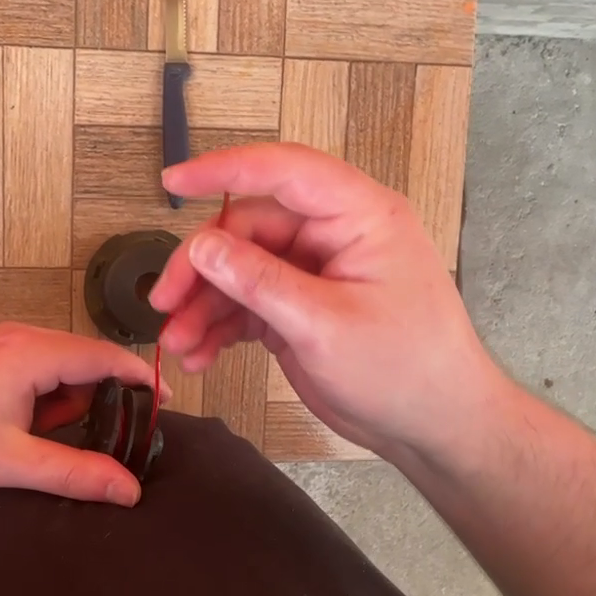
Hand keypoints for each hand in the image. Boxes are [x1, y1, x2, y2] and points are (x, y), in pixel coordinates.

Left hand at [0, 323, 156, 506]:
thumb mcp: (14, 462)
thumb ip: (76, 473)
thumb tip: (129, 490)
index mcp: (31, 352)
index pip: (105, 357)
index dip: (139, 380)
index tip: (163, 404)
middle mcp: (15, 336)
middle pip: (79, 362)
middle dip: (94, 401)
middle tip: (93, 445)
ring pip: (51, 368)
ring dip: (59, 404)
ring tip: (37, 446)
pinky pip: (25, 369)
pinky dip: (34, 398)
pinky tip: (15, 433)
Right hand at [148, 143, 507, 459]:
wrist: (432, 426)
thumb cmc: (404, 369)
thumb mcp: (324, 324)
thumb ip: (260, 282)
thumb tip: (202, 247)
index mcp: (356, 217)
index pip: (284, 172)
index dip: (224, 169)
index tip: (172, 181)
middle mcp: (330, 236)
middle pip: (246, 230)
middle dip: (200, 268)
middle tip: (163, 304)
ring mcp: (311, 274)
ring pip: (237, 272)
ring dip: (202, 306)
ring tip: (178, 344)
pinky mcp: (297, 309)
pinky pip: (245, 306)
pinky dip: (218, 328)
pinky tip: (199, 355)